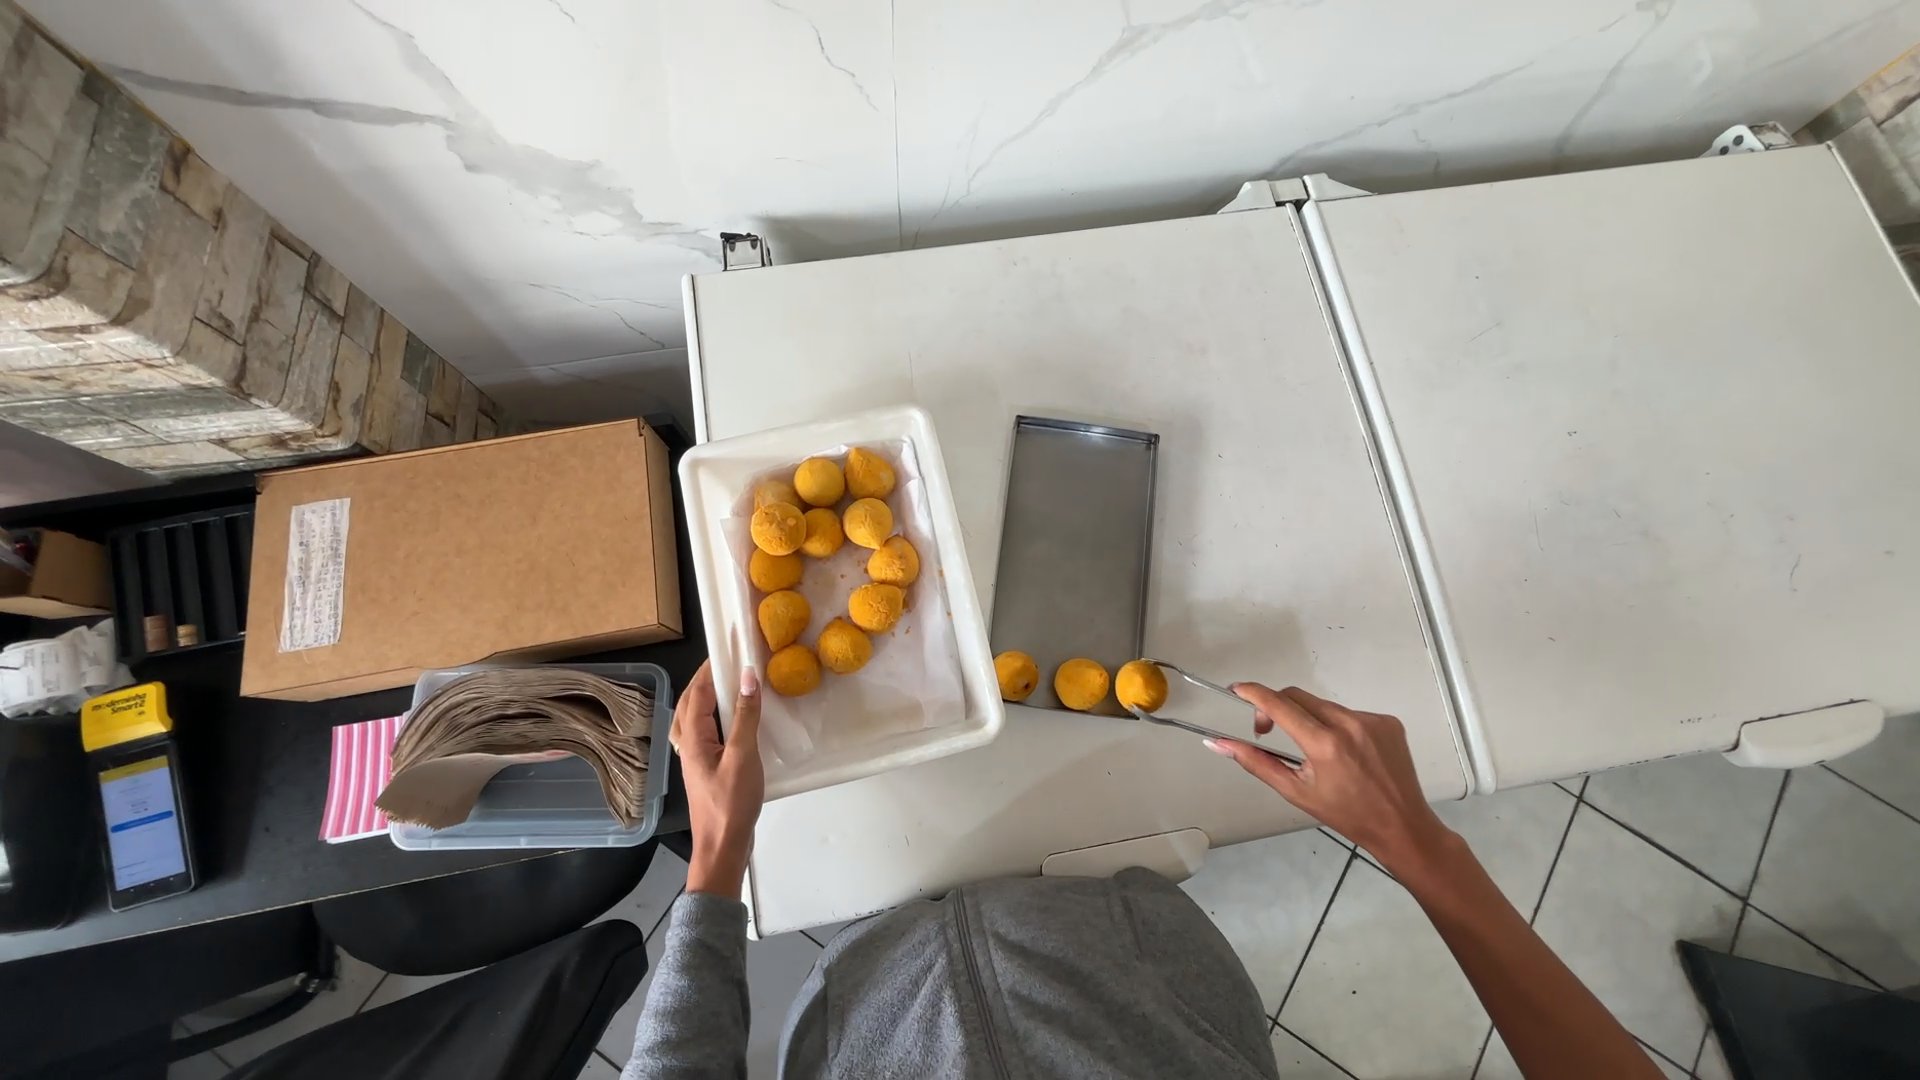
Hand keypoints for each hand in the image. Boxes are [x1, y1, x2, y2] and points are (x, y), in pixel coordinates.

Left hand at [671, 661, 763, 897]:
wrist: (722, 848)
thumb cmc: (730, 804)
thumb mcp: (743, 756)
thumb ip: (745, 716)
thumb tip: (746, 677)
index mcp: (693, 739)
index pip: (697, 693)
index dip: (710, 670)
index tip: (727, 650)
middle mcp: (688, 746)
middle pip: (690, 704)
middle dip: (705, 680)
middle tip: (727, 663)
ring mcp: (695, 760)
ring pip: (693, 720)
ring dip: (706, 698)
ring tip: (726, 686)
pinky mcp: (706, 771)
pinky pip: (704, 734)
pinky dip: (714, 718)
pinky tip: (730, 722)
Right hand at [1209, 684, 1449, 876]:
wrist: (1403, 826)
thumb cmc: (1345, 815)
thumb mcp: (1295, 791)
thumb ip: (1255, 762)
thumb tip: (1218, 742)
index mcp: (1324, 743)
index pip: (1278, 704)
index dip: (1253, 693)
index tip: (1236, 689)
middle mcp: (1349, 723)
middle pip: (1297, 697)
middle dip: (1275, 707)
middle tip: (1266, 730)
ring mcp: (1372, 720)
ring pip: (1322, 704)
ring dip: (1307, 717)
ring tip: (1312, 748)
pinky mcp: (1388, 721)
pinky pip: (1348, 712)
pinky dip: (1335, 724)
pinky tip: (1344, 750)